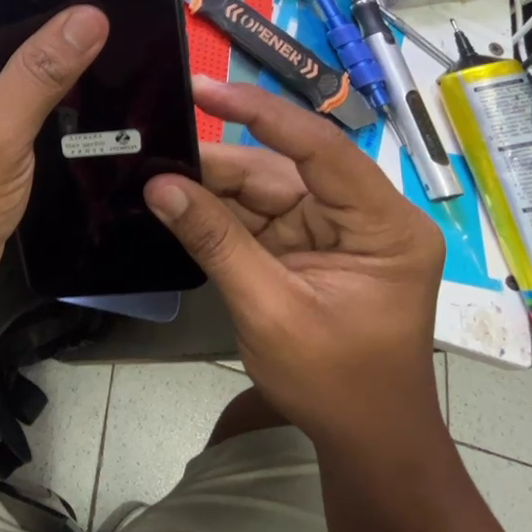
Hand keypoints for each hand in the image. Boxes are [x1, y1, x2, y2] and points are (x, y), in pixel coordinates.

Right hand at [144, 80, 444, 443]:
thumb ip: (216, 241)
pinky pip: (250, 213)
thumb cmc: (337, 384)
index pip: (321, 149)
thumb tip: (158, 185)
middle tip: (148, 147)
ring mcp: (329, 227)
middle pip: (278, 168)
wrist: (364, 442)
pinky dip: (212, 210)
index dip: (261, 113)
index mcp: (382, 225)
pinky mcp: (302, 243)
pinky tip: (172, 198)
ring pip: (257, 187)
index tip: (205, 89)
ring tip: (150, 171)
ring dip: (206, 186)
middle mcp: (359, 214)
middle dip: (213, 163)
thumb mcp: (271, 310)